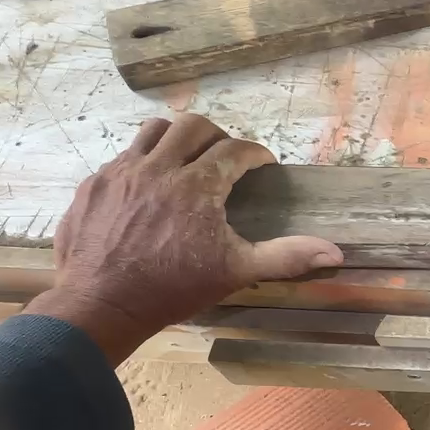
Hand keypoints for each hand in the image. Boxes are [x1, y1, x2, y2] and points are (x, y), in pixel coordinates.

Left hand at [24, 114, 343, 363]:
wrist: (101, 304)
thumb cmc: (176, 287)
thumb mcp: (238, 271)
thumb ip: (286, 256)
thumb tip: (334, 253)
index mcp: (197, 186)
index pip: (234, 150)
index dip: (256, 153)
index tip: (265, 164)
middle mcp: (158, 169)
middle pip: (194, 126)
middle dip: (219, 136)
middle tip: (229, 157)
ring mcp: (121, 173)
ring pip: (154, 131)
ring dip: (179, 138)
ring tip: (190, 160)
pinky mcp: (95, 184)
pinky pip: (124, 155)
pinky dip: (147, 160)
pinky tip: (154, 187)